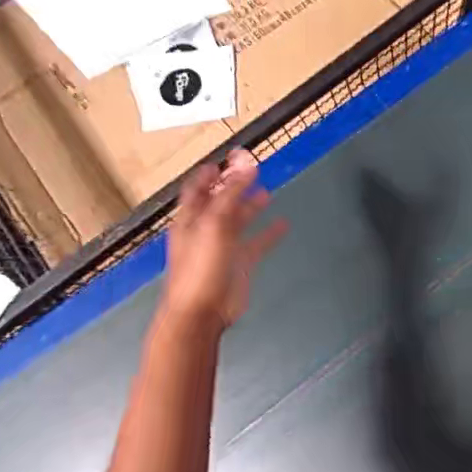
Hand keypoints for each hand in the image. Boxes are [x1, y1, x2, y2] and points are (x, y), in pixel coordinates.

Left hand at [161, 150, 286, 329]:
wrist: (202, 310)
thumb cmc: (201, 266)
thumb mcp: (214, 224)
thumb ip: (231, 193)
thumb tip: (245, 163)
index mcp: (190, 219)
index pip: (196, 190)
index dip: (206, 175)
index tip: (220, 161)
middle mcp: (205, 230)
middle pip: (219, 202)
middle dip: (232, 187)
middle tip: (250, 170)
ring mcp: (223, 247)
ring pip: (239, 221)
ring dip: (251, 206)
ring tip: (266, 192)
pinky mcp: (241, 263)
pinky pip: (257, 243)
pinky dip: (269, 233)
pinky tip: (282, 224)